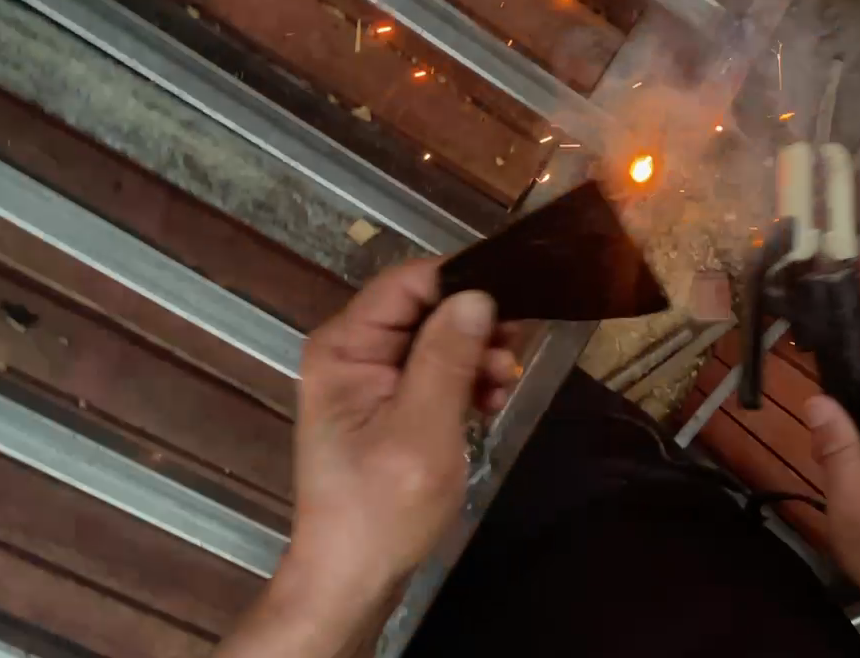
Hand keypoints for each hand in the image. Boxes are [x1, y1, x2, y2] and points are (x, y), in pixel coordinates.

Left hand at [218, 260, 519, 657]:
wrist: (356, 579)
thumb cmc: (382, 508)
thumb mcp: (421, 431)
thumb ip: (447, 358)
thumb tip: (479, 294)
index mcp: (345, 345)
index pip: (408, 282)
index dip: (461, 281)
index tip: (513, 296)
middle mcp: (355, 346)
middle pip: (427, 305)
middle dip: (474, 324)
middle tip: (512, 351)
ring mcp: (373, 371)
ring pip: (439, 333)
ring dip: (477, 353)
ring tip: (501, 386)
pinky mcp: (393, 395)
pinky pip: (439, 364)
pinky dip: (468, 377)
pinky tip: (489, 400)